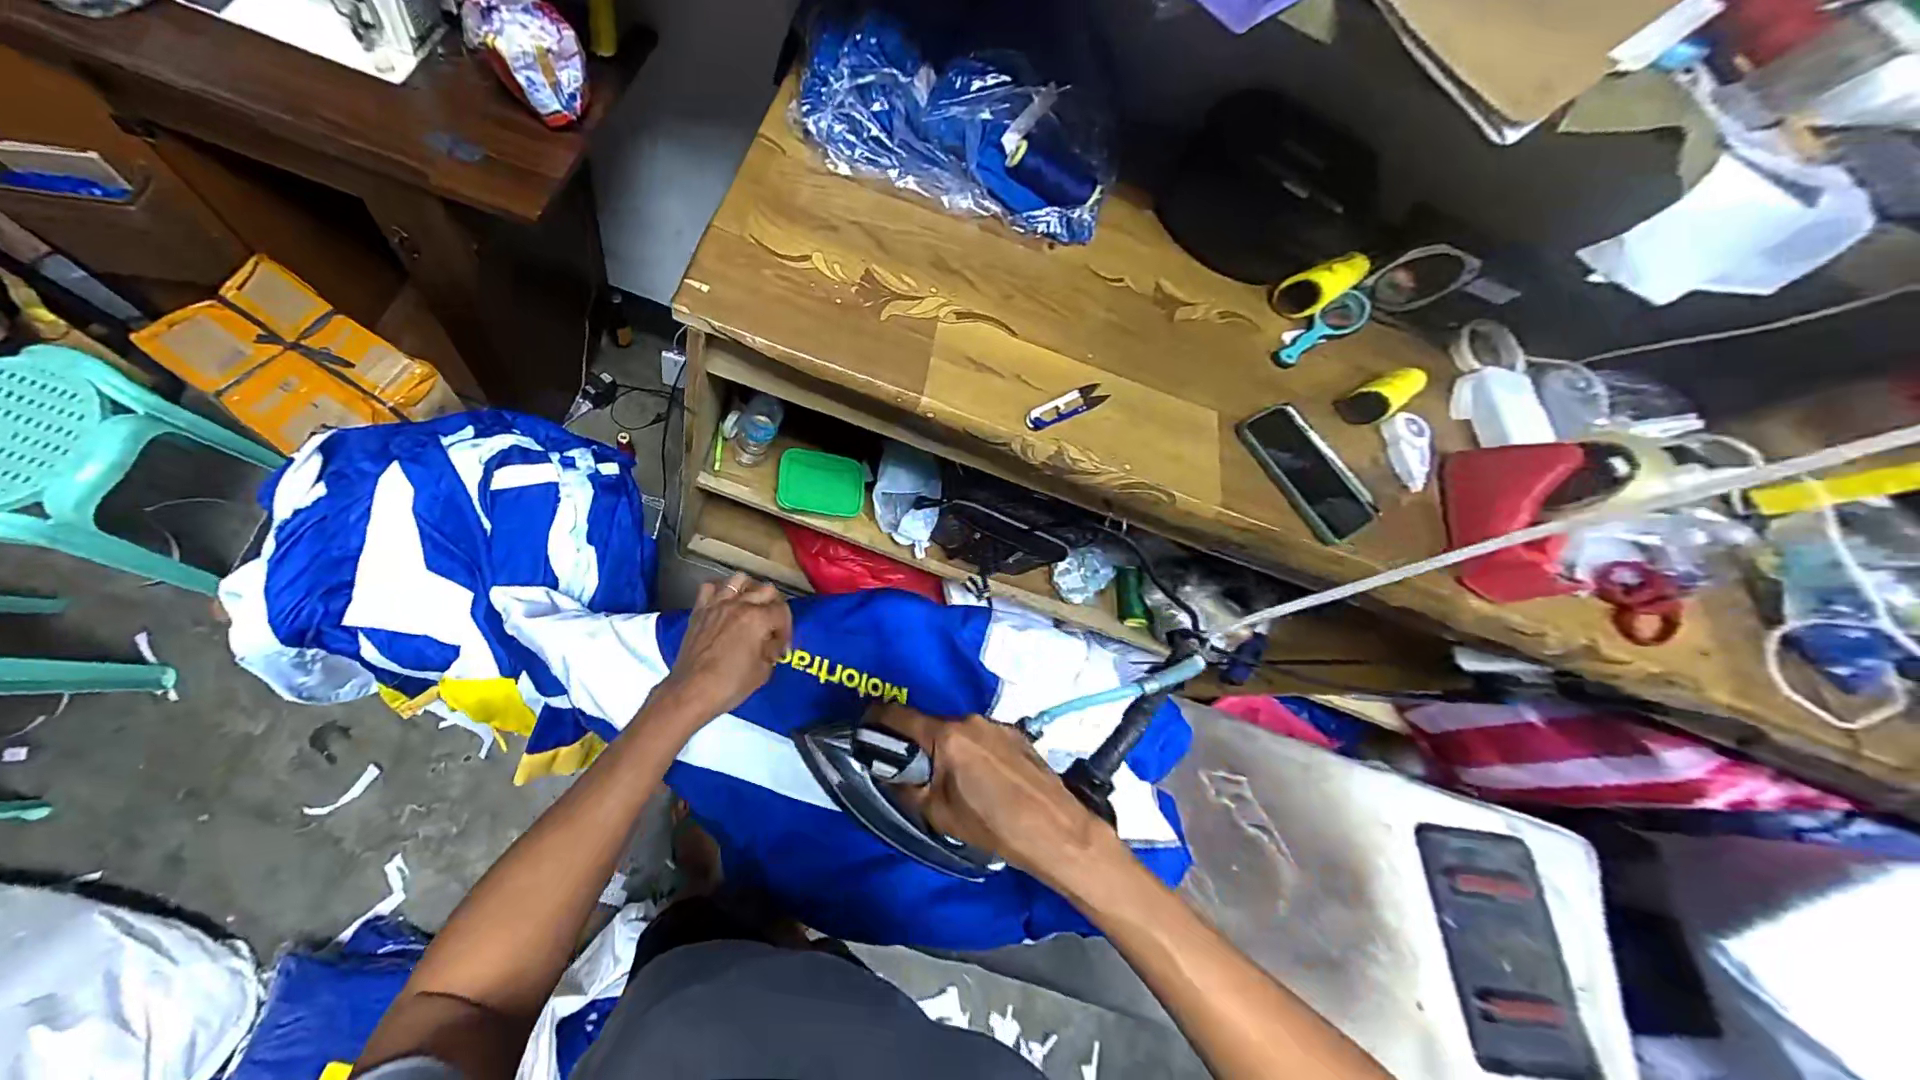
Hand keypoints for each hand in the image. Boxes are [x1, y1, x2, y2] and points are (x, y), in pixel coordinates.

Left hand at [656, 573, 791, 721]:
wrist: (691, 691)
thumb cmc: (731, 684)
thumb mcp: (763, 671)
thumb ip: (772, 651)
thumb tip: (771, 645)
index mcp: (758, 619)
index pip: (783, 611)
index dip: (787, 629)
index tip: (781, 646)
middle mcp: (739, 605)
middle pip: (766, 590)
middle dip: (774, 607)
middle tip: (771, 626)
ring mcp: (716, 605)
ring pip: (739, 580)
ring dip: (749, 590)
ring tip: (750, 606)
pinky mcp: (699, 611)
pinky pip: (710, 588)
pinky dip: (719, 591)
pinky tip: (724, 604)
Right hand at [872, 705, 1126, 889]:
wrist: (1053, 829)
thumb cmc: (992, 824)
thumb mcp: (938, 813)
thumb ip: (908, 788)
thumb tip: (891, 773)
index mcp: (948, 736)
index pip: (900, 715)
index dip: (877, 717)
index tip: (865, 724)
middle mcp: (972, 721)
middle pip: (932, 725)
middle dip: (919, 743)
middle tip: (915, 769)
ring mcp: (998, 725)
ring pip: (960, 731)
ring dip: (949, 748)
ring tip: (955, 780)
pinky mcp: (1017, 735)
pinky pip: (983, 737)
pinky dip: (974, 752)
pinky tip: (984, 779)